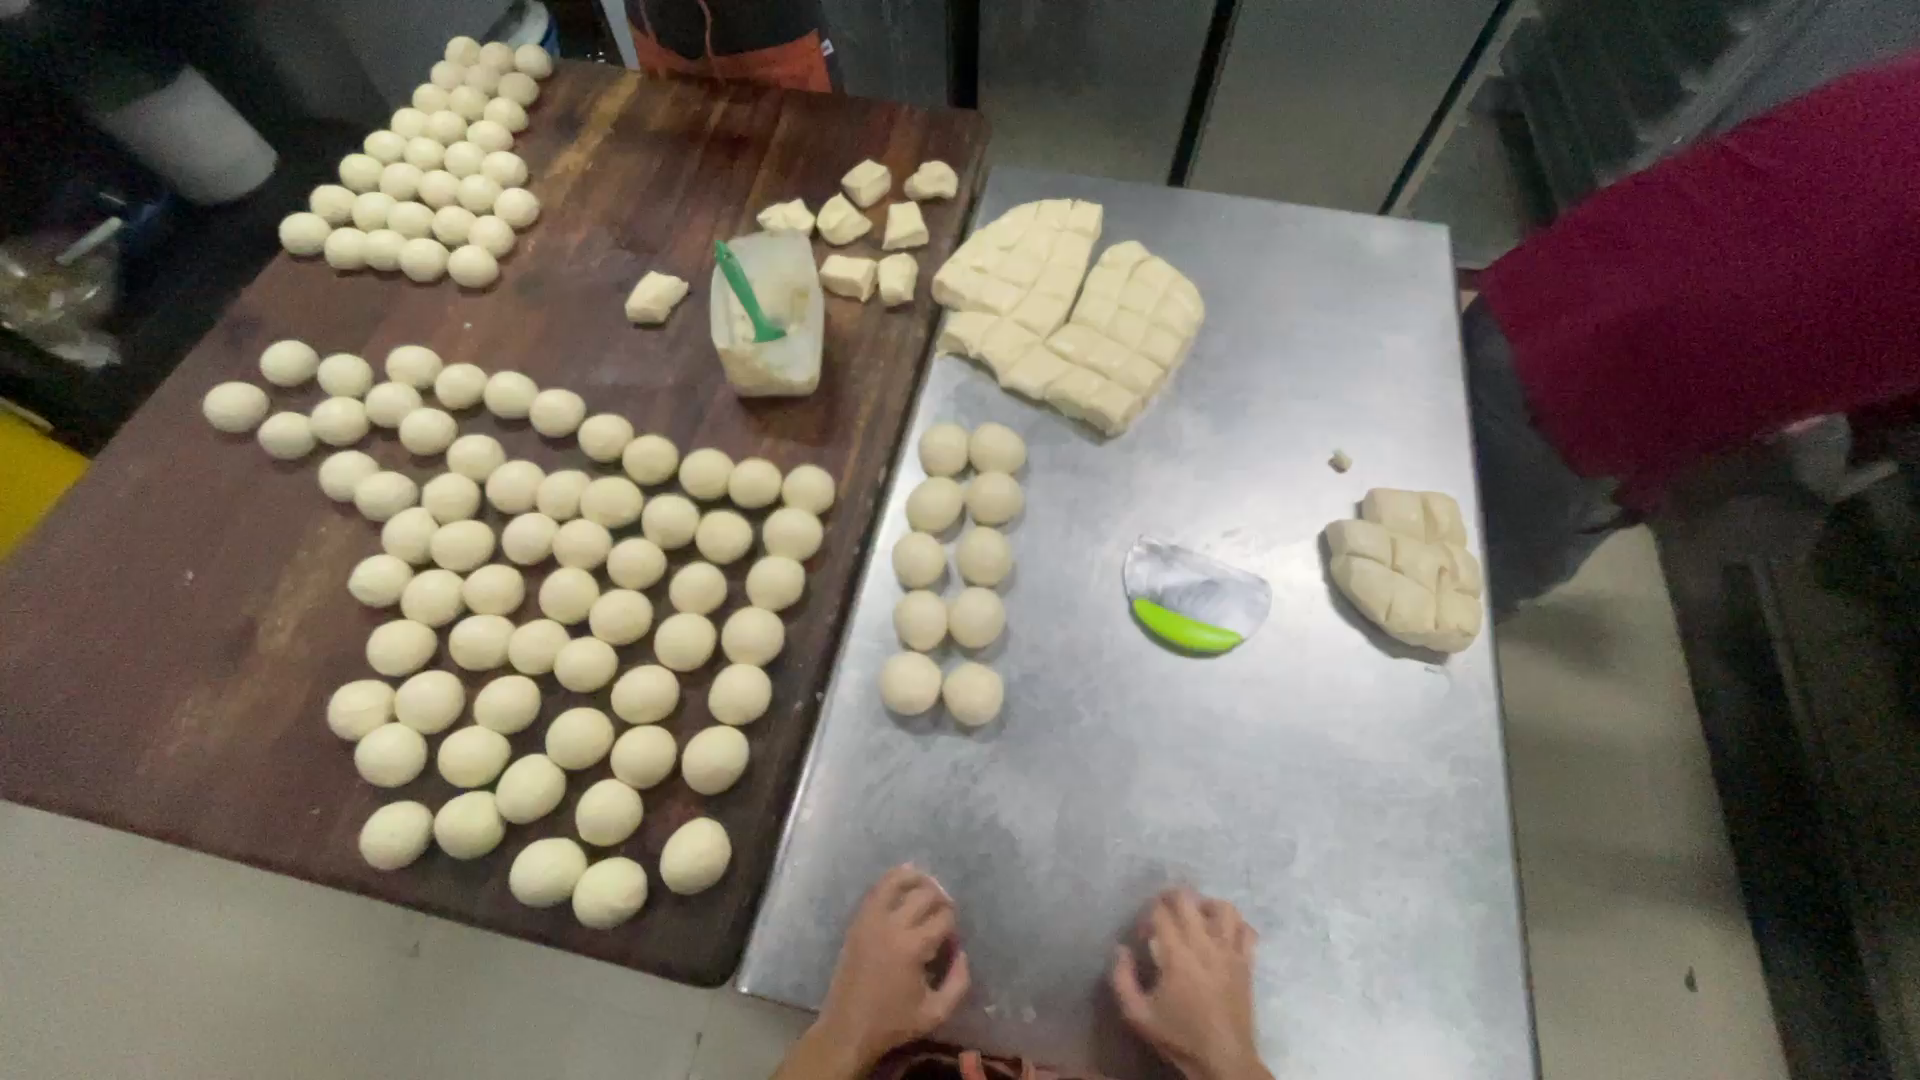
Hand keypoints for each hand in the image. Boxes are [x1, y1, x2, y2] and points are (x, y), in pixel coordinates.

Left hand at [813, 864, 971, 1069]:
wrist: (848, 1028)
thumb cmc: (893, 1023)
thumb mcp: (936, 1013)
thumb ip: (959, 982)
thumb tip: (961, 951)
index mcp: (912, 947)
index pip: (943, 918)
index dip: (953, 927)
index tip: (951, 943)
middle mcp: (892, 925)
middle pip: (925, 894)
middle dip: (941, 899)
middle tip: (945, 914)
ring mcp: (871, 920)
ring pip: (897, 881)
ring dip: (917, 879)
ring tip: (928, 885)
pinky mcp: (858, 921)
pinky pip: (877, 889)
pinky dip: (893, 880)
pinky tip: (904, 883)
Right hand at [1111, 887, 1268, 1079]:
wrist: (1223, 1061)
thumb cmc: (1179, 1036)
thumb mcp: (1137, 1014)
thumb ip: (1121, 978)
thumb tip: (1121, 949)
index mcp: (1177, 954)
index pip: (1160, 912)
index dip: (1147, 916)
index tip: (1143, 936)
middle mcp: (1204, 944)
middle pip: (1188, 899)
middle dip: (1170, 898)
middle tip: (1162, 914)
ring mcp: (1229, 952)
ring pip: (1223, 908)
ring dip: (1206, 906)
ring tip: (1195, 918)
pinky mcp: (1246, 963)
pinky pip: (1247, 930)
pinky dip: (1236, 925)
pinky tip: (1223, 934)